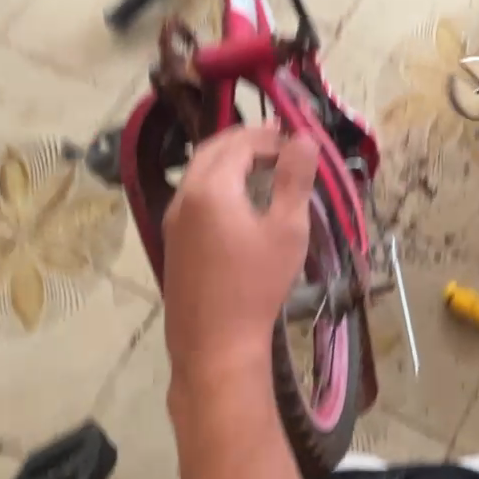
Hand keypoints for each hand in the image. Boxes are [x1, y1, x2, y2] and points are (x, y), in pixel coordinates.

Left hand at [161, 124, 316, 380]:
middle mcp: (184, 197)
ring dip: (233, 159)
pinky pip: (196, 193)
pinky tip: (245, 198)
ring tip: (268, 165)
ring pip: (200, 171)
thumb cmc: (257, 283)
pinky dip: (221, 180)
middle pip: (213, 150)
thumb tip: (304, 139)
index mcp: (211, 189)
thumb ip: (294, 179)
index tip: (300, 140)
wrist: (215, 343)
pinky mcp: (175, 240)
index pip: (240, 143)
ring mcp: (174, 219)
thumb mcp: (287, 228)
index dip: (271, 136)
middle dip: (248, 140)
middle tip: (283, 142)